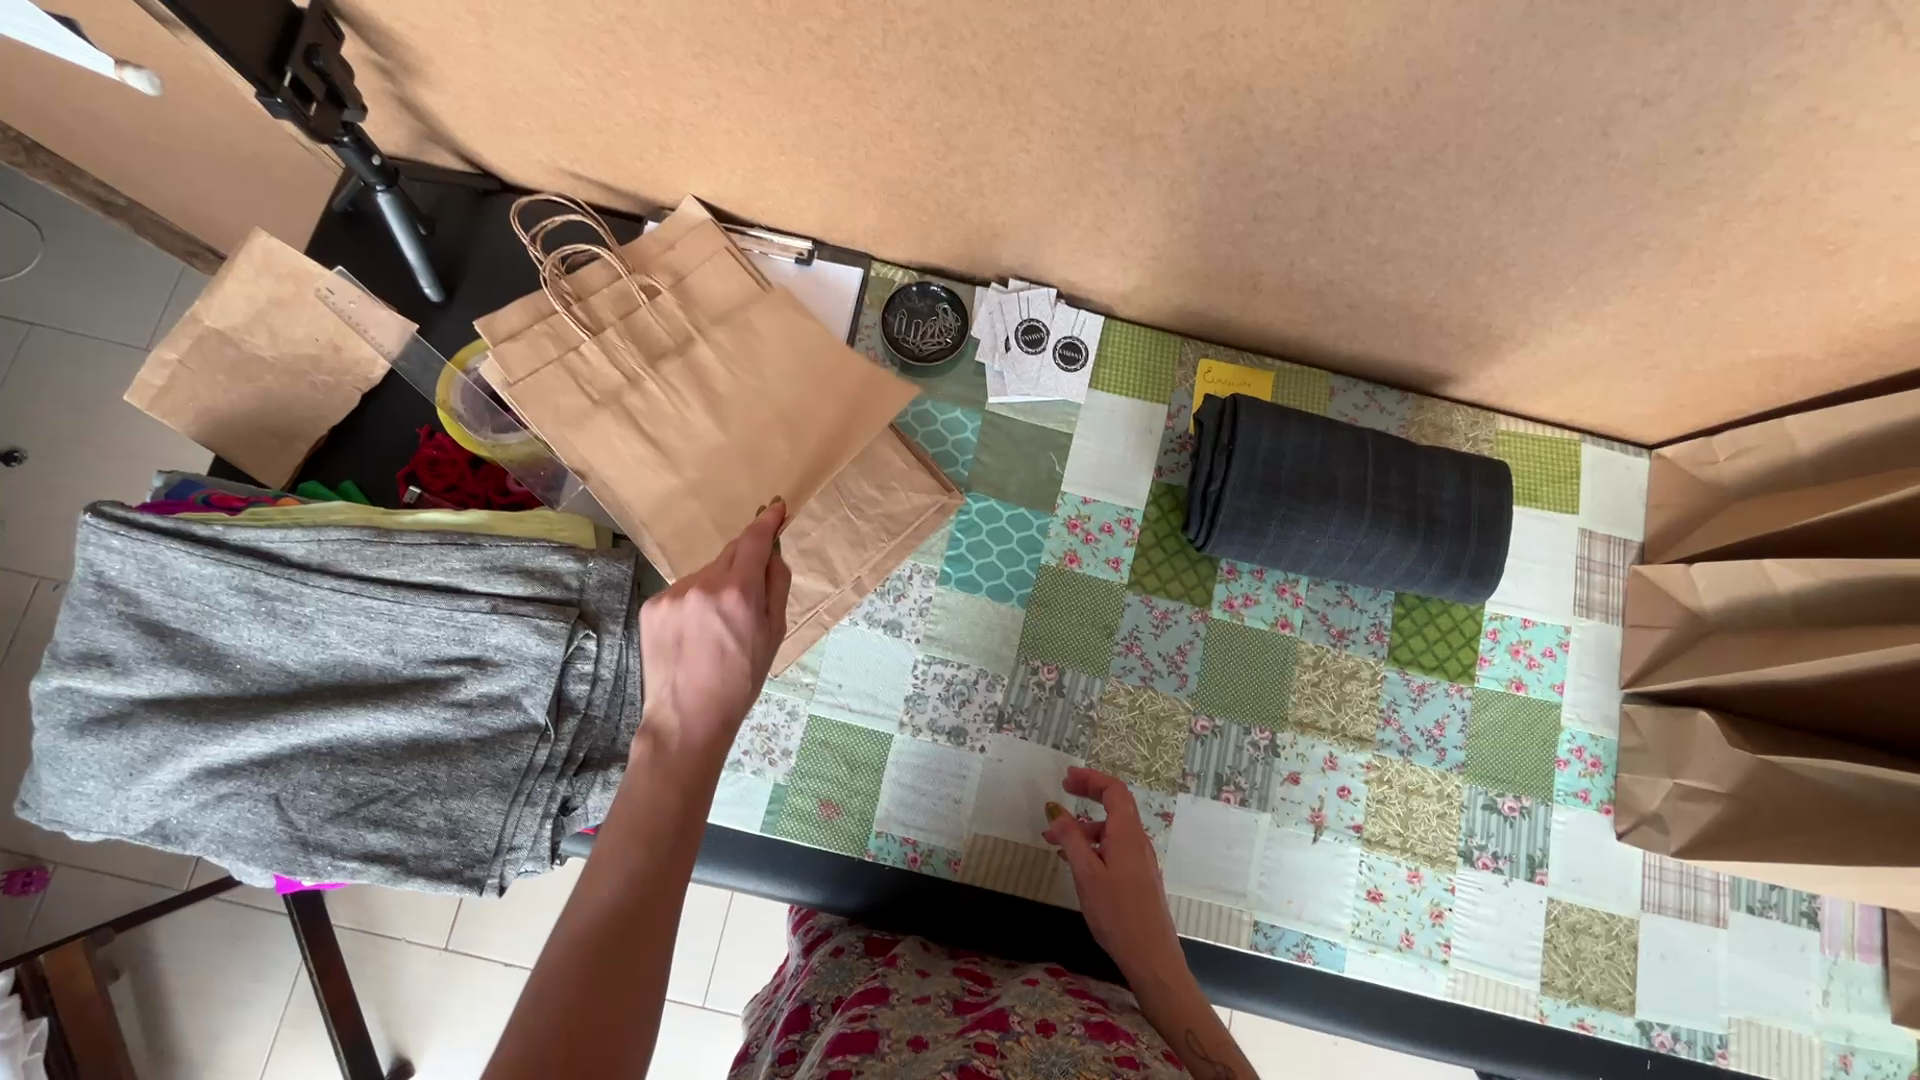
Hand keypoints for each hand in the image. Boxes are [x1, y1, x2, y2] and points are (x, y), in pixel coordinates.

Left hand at [636, 501, 790, 758]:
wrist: (688, 717)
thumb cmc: (741, 681)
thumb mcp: (775, 634)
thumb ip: (777, 586)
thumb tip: (773, 556)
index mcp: (739, 592)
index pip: (755, 541)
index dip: (767, 521)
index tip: (775, 508)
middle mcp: (703, 585)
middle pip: (731, 554)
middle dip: (745, 561)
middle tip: (752, 589)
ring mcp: (673, 595)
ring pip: (707, 574)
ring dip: (718, 586)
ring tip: (719, 627)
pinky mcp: (653, 607)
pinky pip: (684, 592)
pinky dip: (695, 602)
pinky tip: (697, 633)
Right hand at [1043, 766, 1187, 986]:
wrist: (1151, 957)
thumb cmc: (1117, 914)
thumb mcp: (1086, 874)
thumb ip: (1070, 839)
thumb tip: (1054, 810)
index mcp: (1127, 834)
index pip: (1114, 790)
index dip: (1091, 778)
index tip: (1066, 777)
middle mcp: (1137, 841)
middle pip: (1116, 804)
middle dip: (1089, 792)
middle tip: (1064, 789)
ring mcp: (1140, 859)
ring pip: (1112, 829)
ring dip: (1085, 826)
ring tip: (1055, 839)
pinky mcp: (1138, 876)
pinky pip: (1114, 847)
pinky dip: (1093, 844)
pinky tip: (1074, 861)